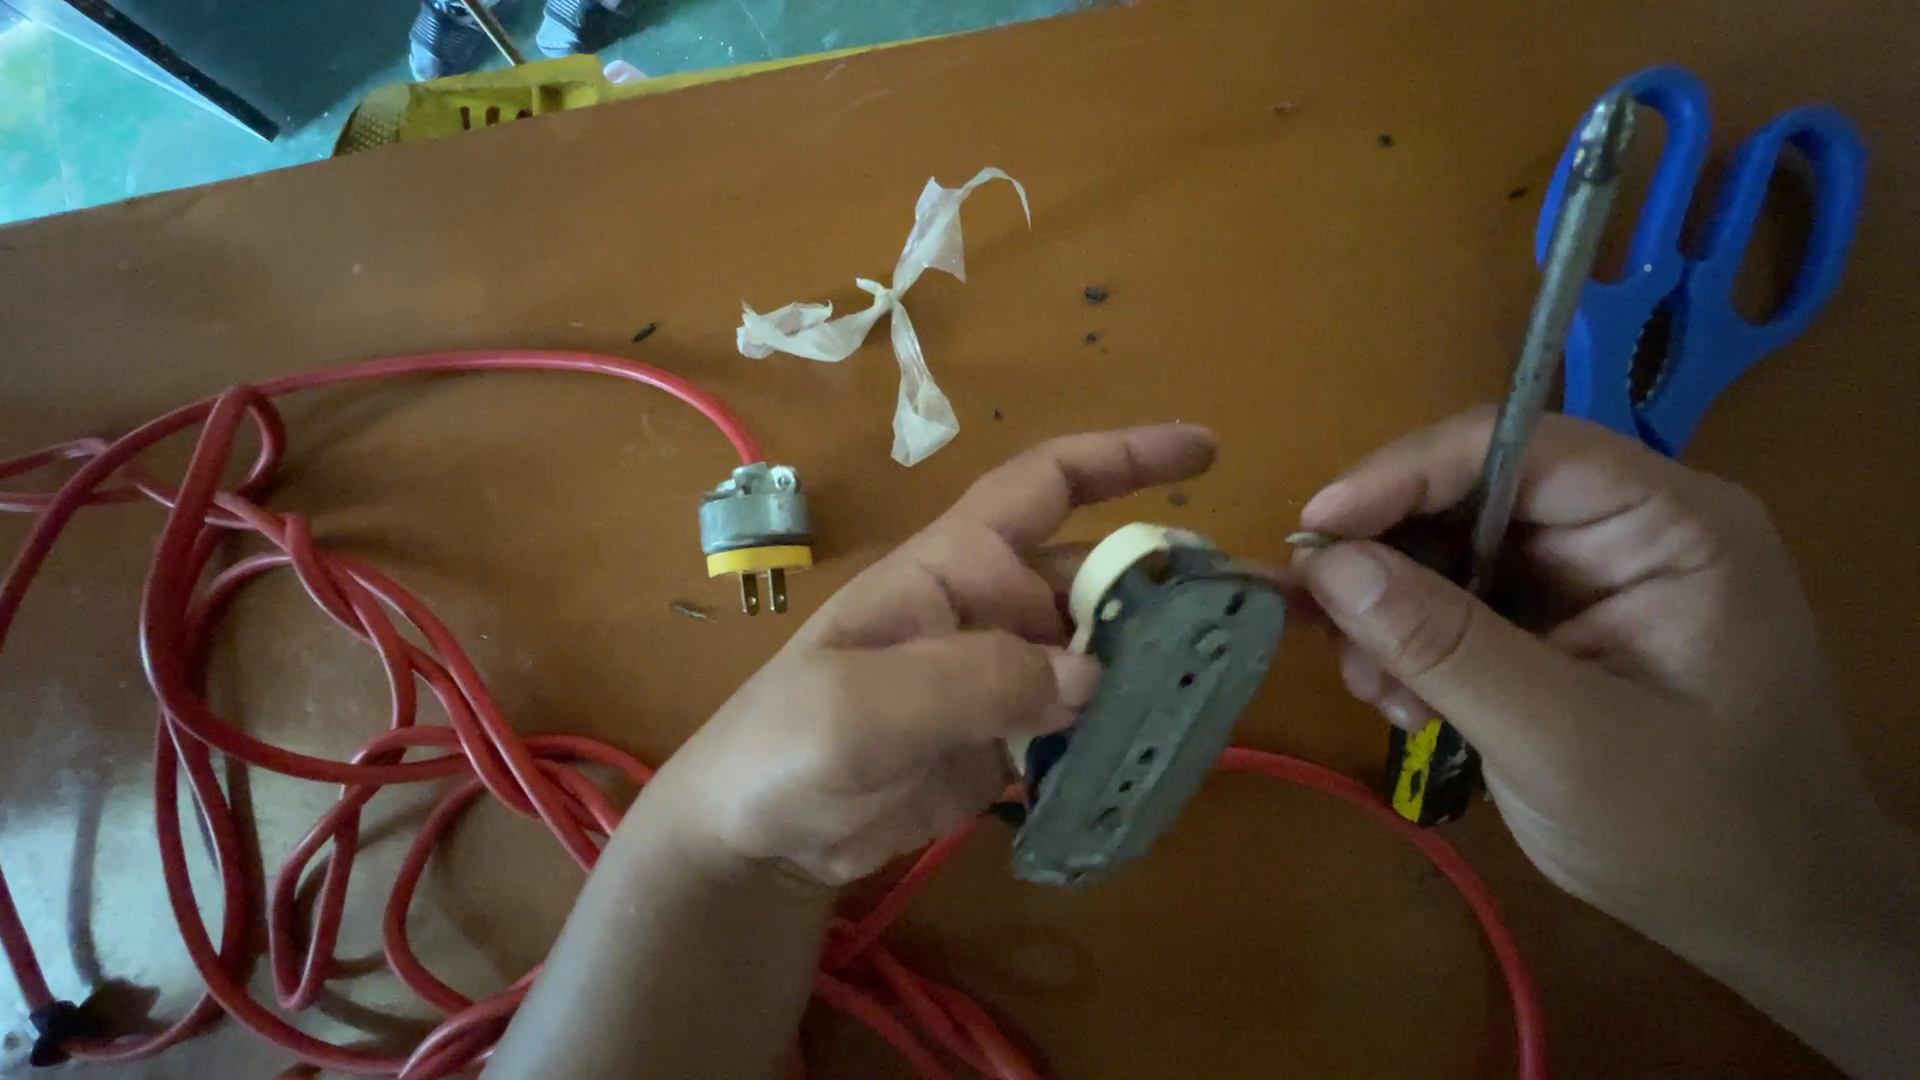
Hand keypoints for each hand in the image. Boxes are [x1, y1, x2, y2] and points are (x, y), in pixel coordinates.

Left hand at [653, 425, 1216, 886]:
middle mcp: (989, 608)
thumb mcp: (861, 707)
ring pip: (1098, 653)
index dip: (1122, 457)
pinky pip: (1082, 721)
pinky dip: (1125, 729)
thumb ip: (970, 682)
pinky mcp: (1008, 737)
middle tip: (1256, 615)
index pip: (1044, 487)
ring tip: (1229, 687)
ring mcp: (1001, 675)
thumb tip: (1087, 678)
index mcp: (954, 566)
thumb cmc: (787, 742)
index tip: (1205, 452)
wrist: (762, 829)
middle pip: (1094, 580)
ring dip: (1158, 665)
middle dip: (1169, 589)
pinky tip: (1169, 748)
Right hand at [1292, 408, 1886, 949]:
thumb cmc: (1692, 829)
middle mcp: (1607, 529)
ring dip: (1380, 618)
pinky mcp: (1526, 618)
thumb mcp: (1559, 738)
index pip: (1511, 448)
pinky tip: (1403, 705)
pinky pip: (1429, 602)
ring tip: (1377, 692)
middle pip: (1452, 497)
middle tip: (1319, 624)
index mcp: (1661, 524)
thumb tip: (1327, 566)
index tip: (1313, 534)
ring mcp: (1565, 574)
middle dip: (1379, 563)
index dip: (1401, 475)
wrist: (1747, 910)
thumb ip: (1443, 645)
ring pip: (1426, 552)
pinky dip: (1396, 648)